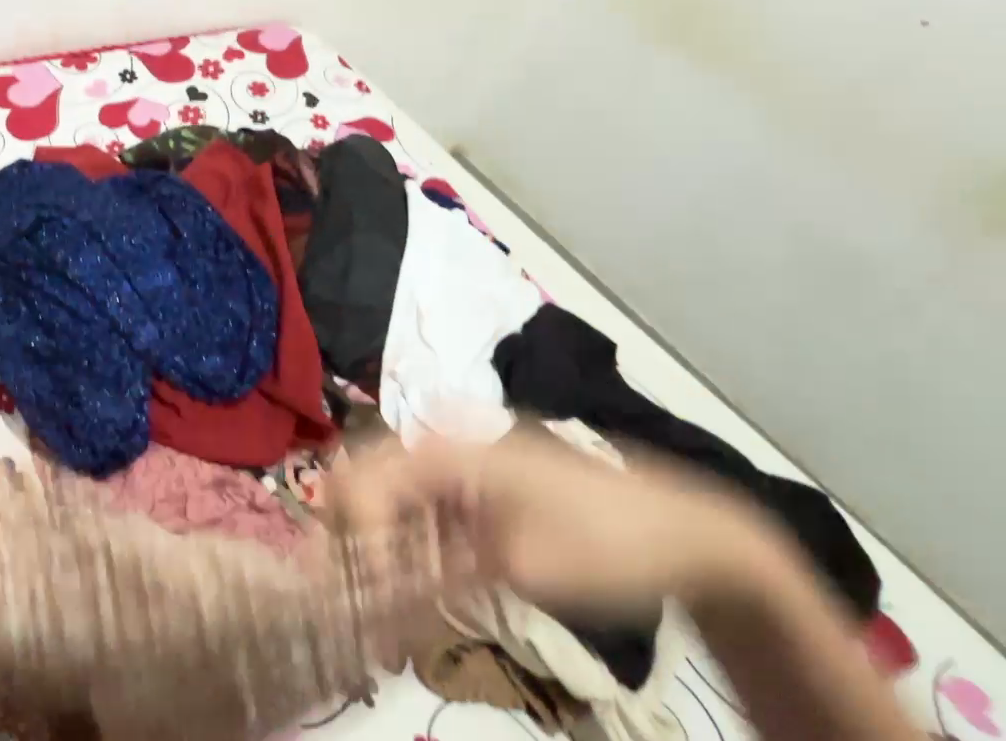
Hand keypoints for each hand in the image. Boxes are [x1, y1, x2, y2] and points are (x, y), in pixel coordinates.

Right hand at [336, 426, 787, 618]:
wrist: (690, 533)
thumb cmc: (607, 542)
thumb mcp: (520, 567)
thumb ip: (437, 575)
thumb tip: (372, 594)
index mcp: (450, 453)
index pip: (365, 479)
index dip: (350, 530)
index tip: (357, 585)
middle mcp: (446, 447)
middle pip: (367, 477)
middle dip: (350, 530)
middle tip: (350, 587)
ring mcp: (464, 465)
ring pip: (390, 493)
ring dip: (377, 541)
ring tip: (377, 593)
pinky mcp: (481, 487)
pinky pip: (422, 507)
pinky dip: (409, 543)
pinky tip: (415, 580)